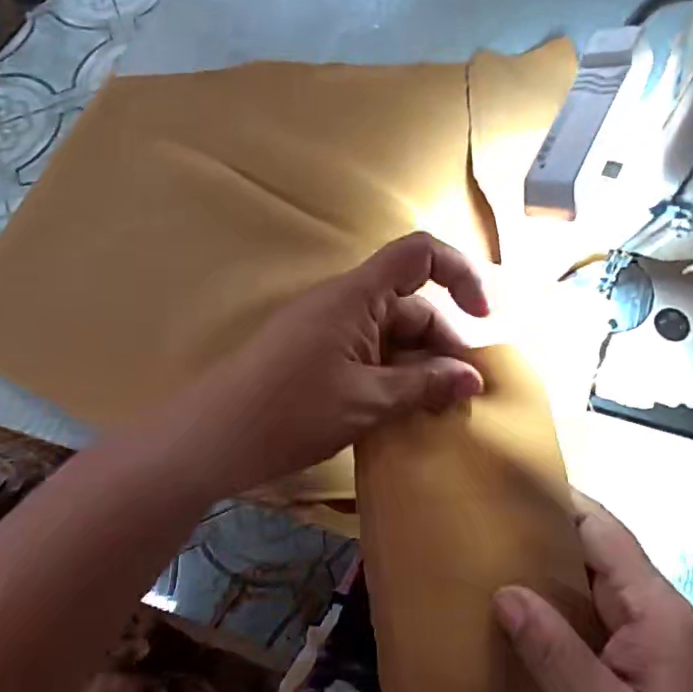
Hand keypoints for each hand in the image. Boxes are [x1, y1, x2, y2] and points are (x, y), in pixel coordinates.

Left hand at [162, 232, 491, 497]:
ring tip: (435, 411)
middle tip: (461, 395)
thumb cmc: (291, 410)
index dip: (460, 274)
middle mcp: (342, 304)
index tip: (482, 318)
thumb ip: (423, 386)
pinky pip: (365, 355)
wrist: (210, 437)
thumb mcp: (367, 401)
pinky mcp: (313, 357)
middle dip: (442, 345)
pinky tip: (400, 413)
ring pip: (388, 337)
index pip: (419, 254)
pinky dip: (389, 377)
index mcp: (356, 296)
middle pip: (409, 306)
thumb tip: (473, 378)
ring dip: (416, 367)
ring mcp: (325, 331)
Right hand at [494, 495, 692, 691]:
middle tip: (477, 526)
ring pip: (589, 589)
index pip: (601, 531)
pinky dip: (554, 615)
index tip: (504, 486)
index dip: (556, 501)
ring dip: (543, 576)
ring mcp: (649, 640)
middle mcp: (653, 612)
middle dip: (539, 536)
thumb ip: (555, 653)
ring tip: (482, 564)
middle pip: (593, 553)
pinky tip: (516, 623)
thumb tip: (504, 592)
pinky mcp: (641, 666)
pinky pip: (591, 623)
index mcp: (654, 609)